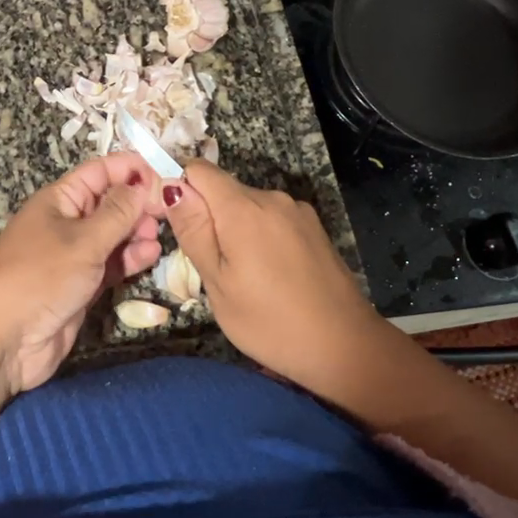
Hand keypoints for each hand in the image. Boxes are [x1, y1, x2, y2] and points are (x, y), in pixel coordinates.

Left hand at [0, 153, 164, 395]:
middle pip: (109, 202)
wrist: (4, 339)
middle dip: (138, 203)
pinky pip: (111, 263)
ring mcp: (74, 255)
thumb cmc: (40, 277)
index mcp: (59, 199)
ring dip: (137, 233)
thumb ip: (117, 213)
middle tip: (167, 212)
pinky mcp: (81, 285)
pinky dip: (131, 259)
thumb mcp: (83, 241)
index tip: (163, 176)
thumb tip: (142, 184)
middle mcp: (66, 222)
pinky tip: (150, 256)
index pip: (99, 172)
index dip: (130, 170)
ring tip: (158, 237)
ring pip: (113, 234)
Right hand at [164, 160, 392, 405]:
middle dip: (210, 217)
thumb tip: (172, 186)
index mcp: (243, 208)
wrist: (346, 347)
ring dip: (236, 230)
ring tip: (245, 277)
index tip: (182, 229)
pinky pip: (272, 220)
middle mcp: (272, 198)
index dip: (182, 191)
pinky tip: (272, 275)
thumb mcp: (218, 283)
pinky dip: (262, 237)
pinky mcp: (314, 228)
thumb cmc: (271, 323)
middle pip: (224, 189)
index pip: (199, 171)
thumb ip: (193, 230)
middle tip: (213, 267)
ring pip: (248, 206)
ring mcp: (297, 211)